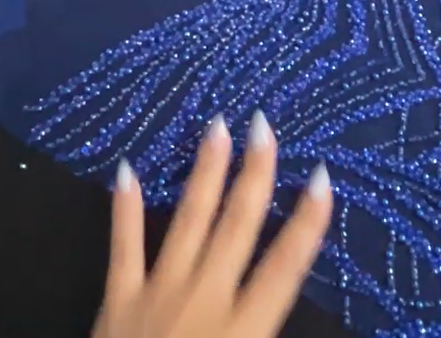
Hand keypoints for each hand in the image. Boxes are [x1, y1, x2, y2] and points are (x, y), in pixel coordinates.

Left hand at [94, 112, 333, 337]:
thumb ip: (269, 330)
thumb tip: (290, 297)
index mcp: (242, 330)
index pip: (285, 266)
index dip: (307, 221)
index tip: (323, 175)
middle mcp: (205, 299)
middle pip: (238, 226)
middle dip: (255, 173)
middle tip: (263, 123)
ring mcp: (158, 293)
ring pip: (189, 220)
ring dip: (205, 172)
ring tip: (218, 125)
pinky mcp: (118, 299)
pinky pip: (123, 246)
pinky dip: (124, 208)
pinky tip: (125, 168)